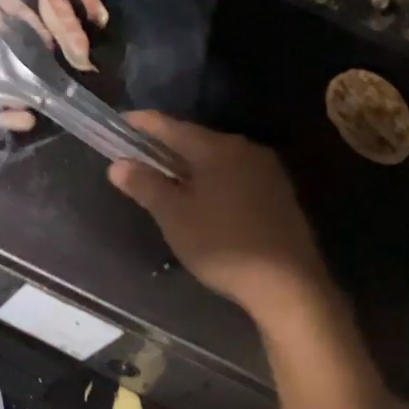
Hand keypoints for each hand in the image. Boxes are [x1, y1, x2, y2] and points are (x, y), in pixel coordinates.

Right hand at [109, 112, 328, 311]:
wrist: (289, 285)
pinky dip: (214, 179)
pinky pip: (236, 175)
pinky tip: (205, 199)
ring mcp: (267, 171)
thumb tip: (118, 165)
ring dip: (191, 165)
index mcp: (216, 148)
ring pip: (218, 158)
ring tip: (169, 179)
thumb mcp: (174, 216)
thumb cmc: (223, 245)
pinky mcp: (279, 194)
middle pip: (196, 140)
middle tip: (140, 156)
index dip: (142, 124)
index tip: (121, 122)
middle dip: (166, 147)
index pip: (170, 126)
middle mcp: (244, 149)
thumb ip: (145, 185)